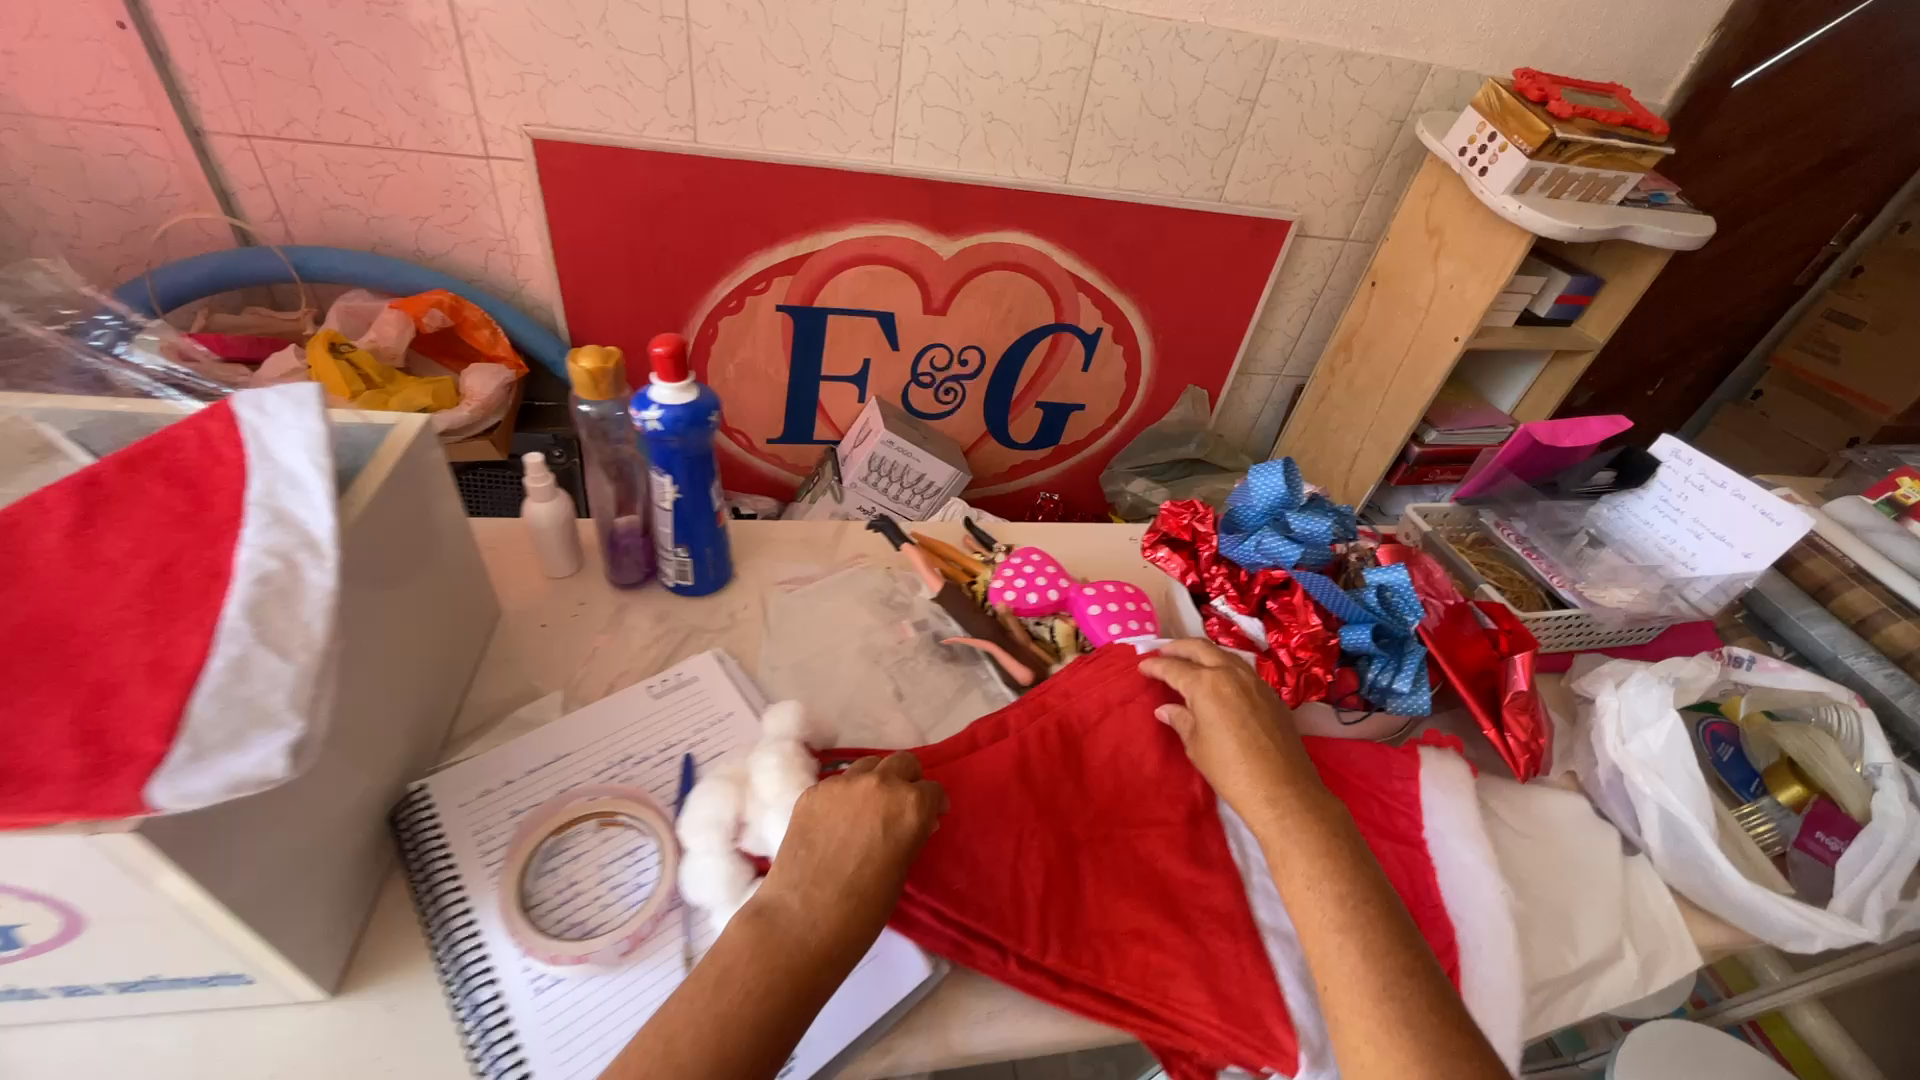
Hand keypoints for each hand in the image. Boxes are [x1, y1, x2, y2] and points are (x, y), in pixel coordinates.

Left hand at [753, 752, 946, 946]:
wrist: (803, 920)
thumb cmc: (865, 908)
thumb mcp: (902, 870)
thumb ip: (912, 835)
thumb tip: (916, 823)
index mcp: (910, 804)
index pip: (932, 790)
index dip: (933, 804)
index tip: (930, 817)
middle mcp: (879, 783)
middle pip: (903, 762)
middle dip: (908, 780)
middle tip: (902, 806)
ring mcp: (842, 784)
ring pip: (868, 765)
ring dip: (875, 781)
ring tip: (867, 810)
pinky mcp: (813, 791)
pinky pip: (837, 784)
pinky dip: (844, 797)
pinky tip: (836, 823)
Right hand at [1139, 639, 1318, 816]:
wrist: (1282, 790)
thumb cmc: (1229, 770)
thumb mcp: (1196, 745)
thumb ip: (1181, 720)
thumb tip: (1166, 709)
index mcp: (1206, 684)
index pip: (1174, 668)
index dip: (1155, 667)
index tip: (1143, 667)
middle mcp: (1230, 673)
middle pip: (1200, 648)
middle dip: (1178, 648)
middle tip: (1162, 654)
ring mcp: (1254, 681)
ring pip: (1224, 654)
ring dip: (1203, 653)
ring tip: (1190, 661)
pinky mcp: (1271, 694)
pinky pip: (1242, 669)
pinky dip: (1224, 666)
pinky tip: (1219, 680)